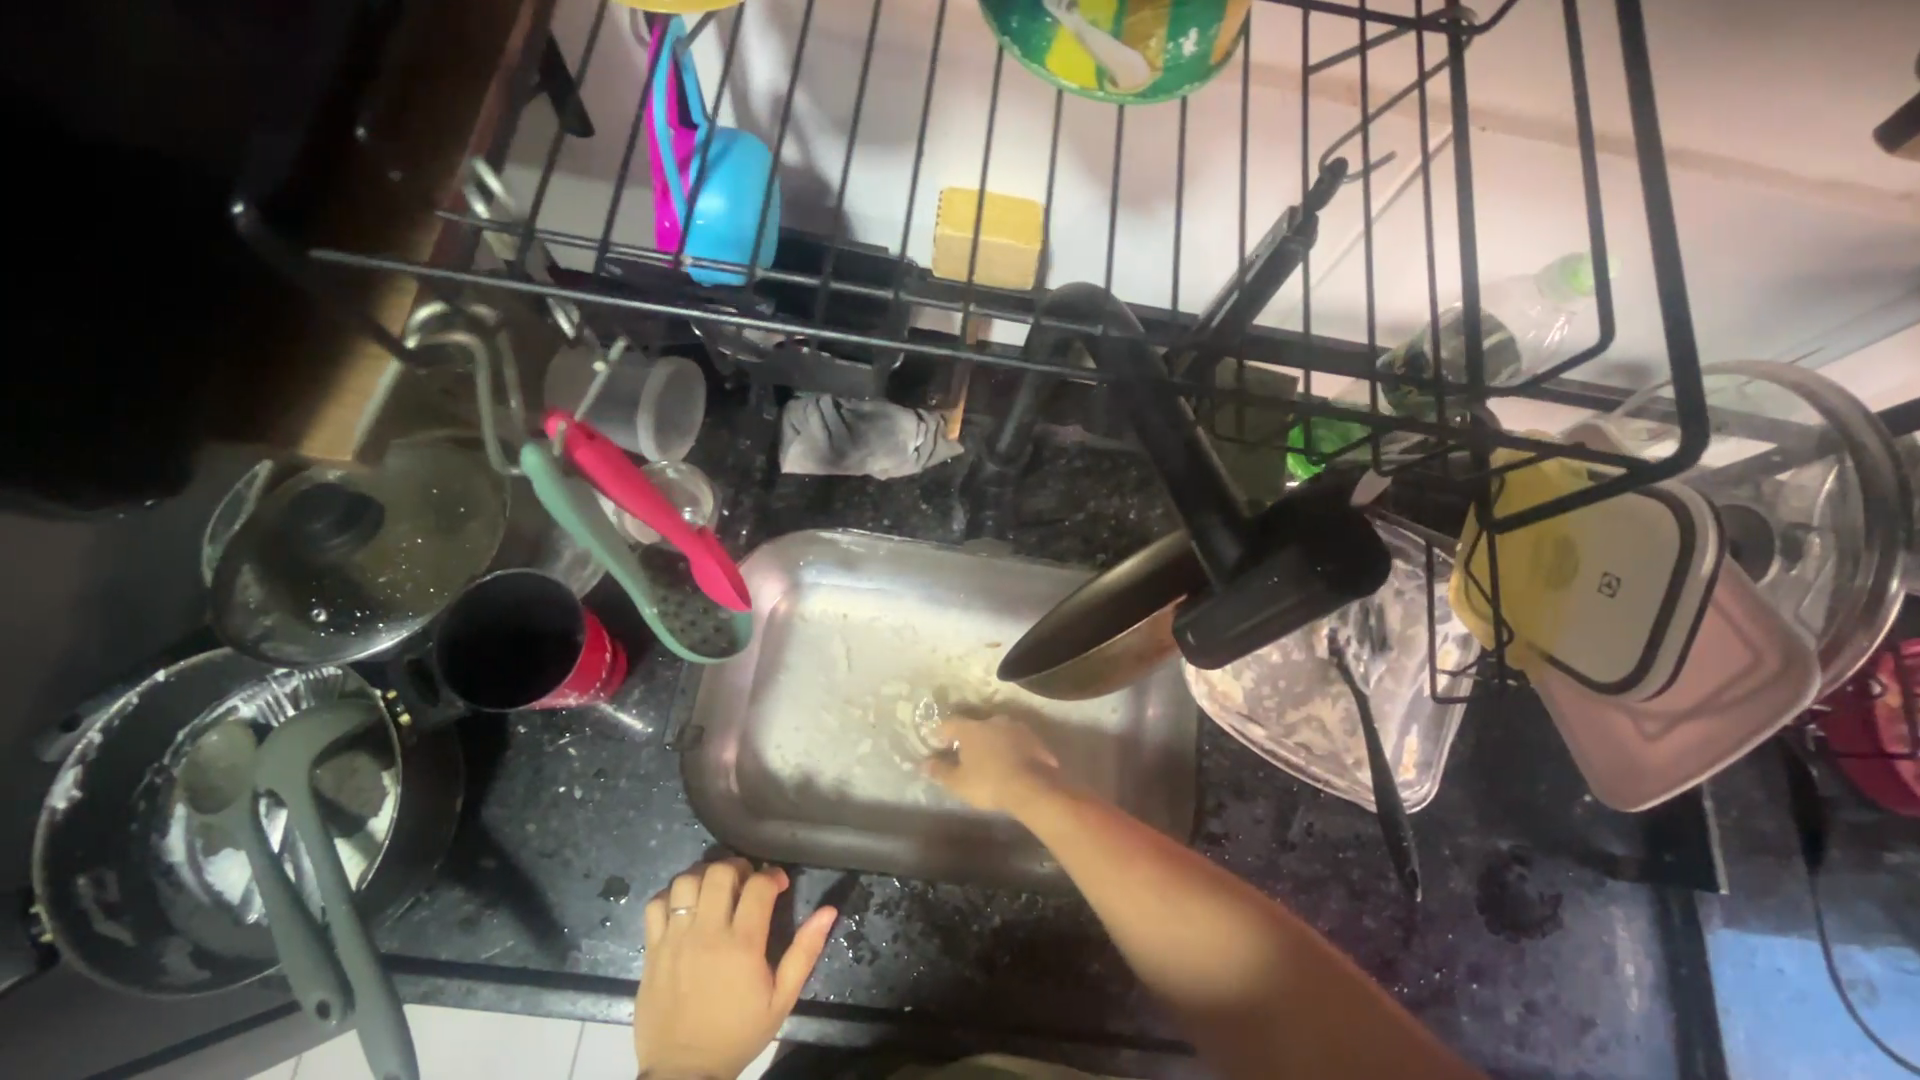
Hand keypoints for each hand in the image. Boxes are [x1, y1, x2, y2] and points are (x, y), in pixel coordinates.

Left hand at [635, 858, 836, 1078]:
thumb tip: (828, 911)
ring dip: (704, 876)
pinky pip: (656, 904)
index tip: (778, 884)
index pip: (758, 886)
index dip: (772, 876)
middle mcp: (707, 934)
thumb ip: (804, 952)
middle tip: (747, 881)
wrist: (685, 1071)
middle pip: (720, 872)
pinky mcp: (652, 950)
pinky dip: (672, 895)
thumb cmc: (739, 1034)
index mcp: (743, 945)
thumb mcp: (782, 999)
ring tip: (716, 889)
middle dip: (738, 867)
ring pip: (686, 881)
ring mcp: (675, 940)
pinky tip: (686, 906)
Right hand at [924, 715, 1063, 814]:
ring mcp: (1017, 728)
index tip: (938, 743)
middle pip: (976, 726)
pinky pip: (1017, 742)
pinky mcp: (1035, 740)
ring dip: (993, 742)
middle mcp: (994, 721)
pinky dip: (1012, 750)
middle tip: (966, 754)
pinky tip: (1012, 764)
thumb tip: (923, 763)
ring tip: (990, 760)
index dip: (942, 733)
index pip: (950, 723)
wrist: (1034, 788)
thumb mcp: (958, 782)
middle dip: (970, 738)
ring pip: (999, 732)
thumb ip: (940, 771)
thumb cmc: (989, 783)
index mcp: (971, 728)